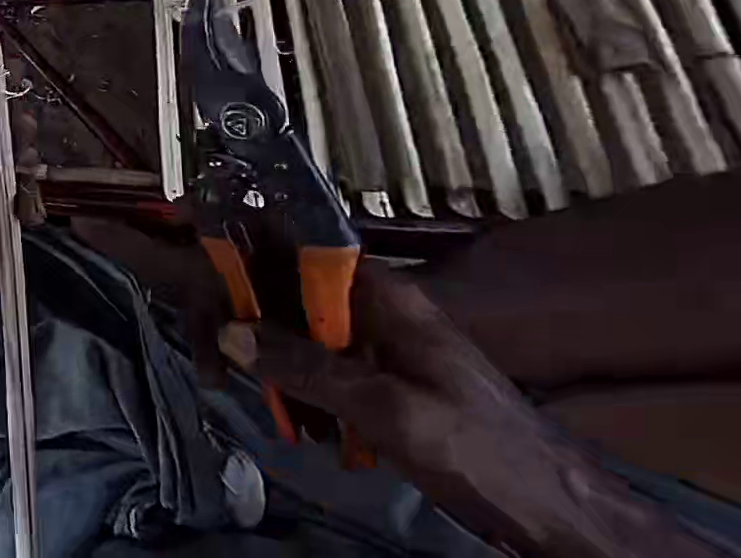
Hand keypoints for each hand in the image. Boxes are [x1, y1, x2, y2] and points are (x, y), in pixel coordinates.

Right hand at [221, 263, 720, 557]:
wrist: (566, 520)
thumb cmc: (485, 453)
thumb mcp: (392, 411)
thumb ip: (307, 368)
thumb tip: (228, 333)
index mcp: (378, 293)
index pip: (290, 245)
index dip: (240, 250)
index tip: (200, 273)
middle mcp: (366, 304)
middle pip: (277, 285)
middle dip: (239, 317)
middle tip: (214, 357)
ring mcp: (366, 338)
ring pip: (285, 323)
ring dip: (258, 354)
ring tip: (243, 391)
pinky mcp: (367, 370)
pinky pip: (305, 356)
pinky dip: (284, 378)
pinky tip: (287, 413)